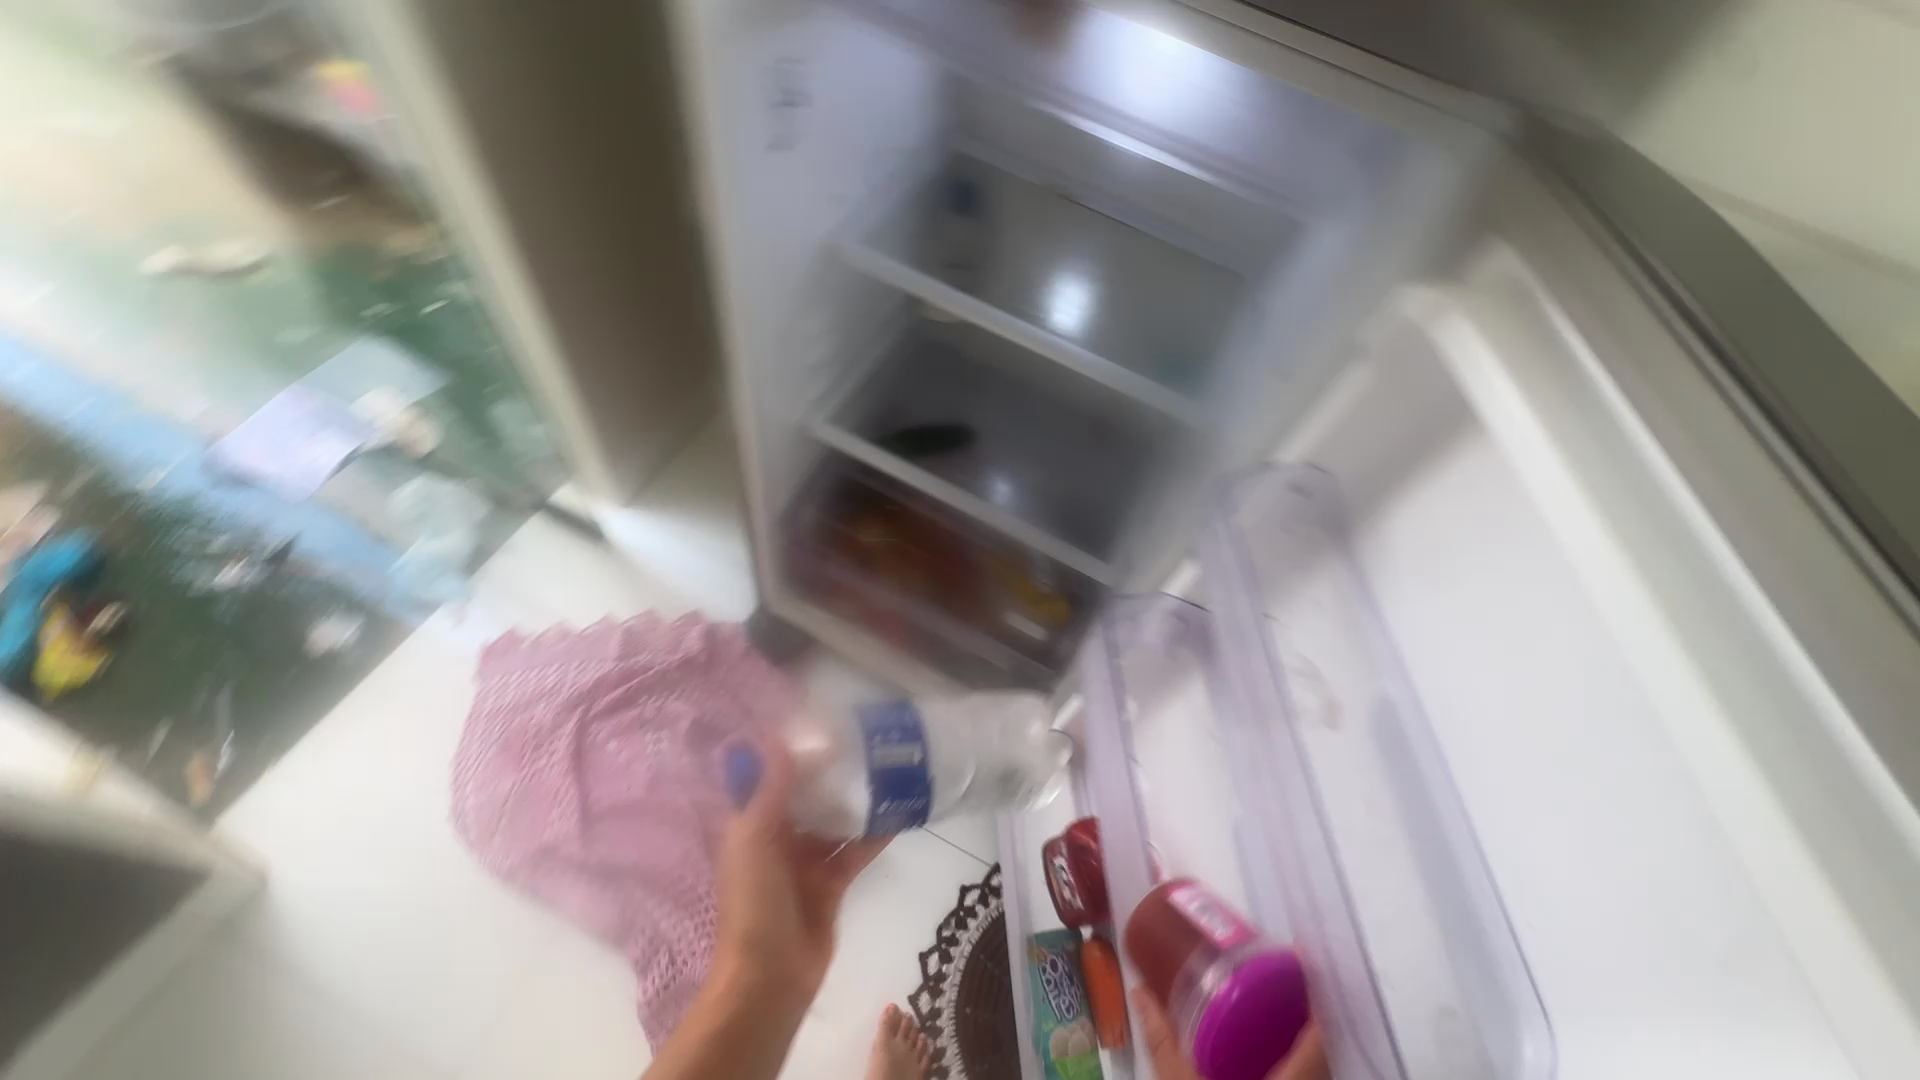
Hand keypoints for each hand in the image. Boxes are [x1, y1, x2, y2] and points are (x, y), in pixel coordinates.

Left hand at [713, 739, 889, 1012]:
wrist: (770, 976)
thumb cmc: (753, 902)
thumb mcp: (754, 839)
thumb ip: (770, 790)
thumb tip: (778, 738)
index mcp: (750, 827)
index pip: (768, 780)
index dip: (788, 754)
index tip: (816, 725)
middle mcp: (776, 840)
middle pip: (804, 799)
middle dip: (827, 774)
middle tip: (859, 741)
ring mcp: (805, 863)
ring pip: (832, 822)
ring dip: (852, 801)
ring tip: (882, 767)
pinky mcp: (832, 884)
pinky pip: (854, 851)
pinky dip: (873, 834)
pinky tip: (898, 812)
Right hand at [1133, 987, 1328, 1079]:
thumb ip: (1161, 1039)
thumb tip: (1141, 990)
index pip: (1317, 1041)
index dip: (1315, 1001)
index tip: (1301, 962)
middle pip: (1320, 1056)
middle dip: (1304, 1017)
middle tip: (1277, 980)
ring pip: (1314, 1074)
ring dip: (1301, 1045)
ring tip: (1273, 1013)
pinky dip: (1295, 1066)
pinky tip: (1266, 1059)